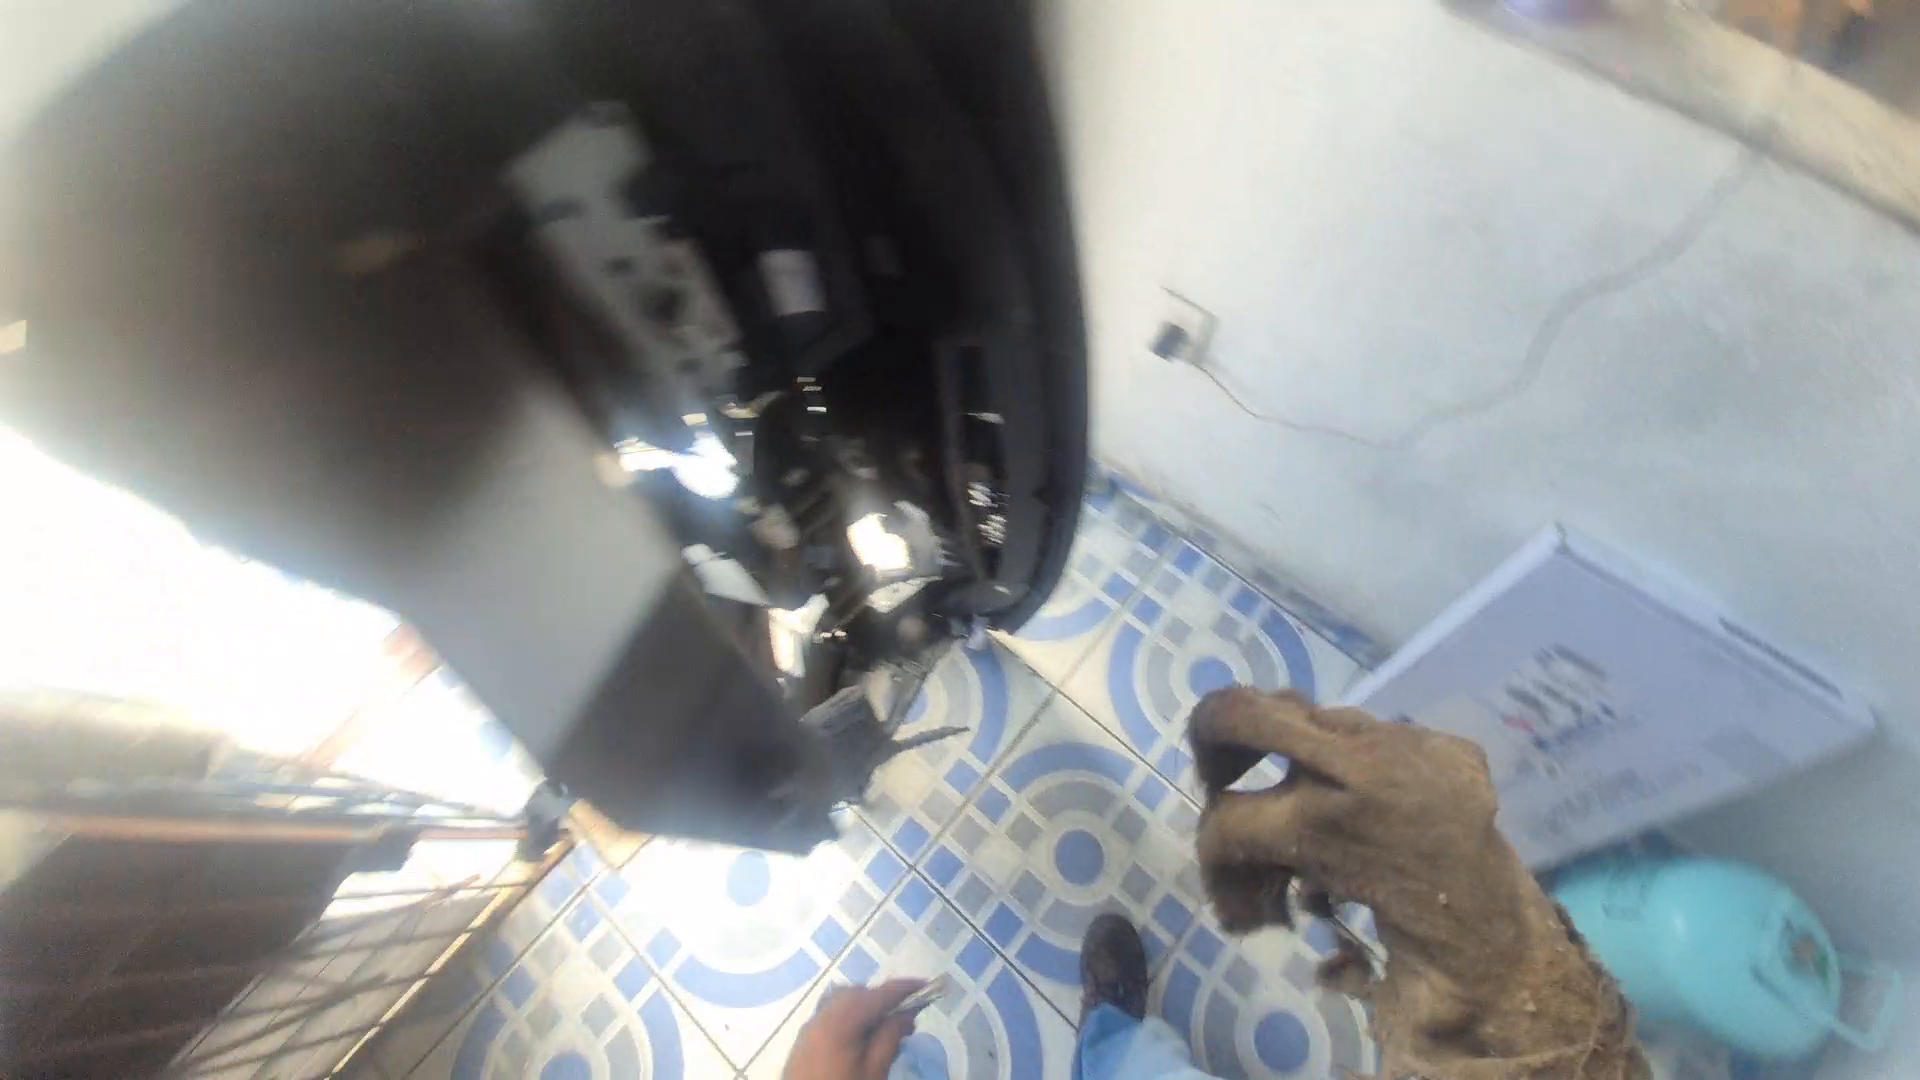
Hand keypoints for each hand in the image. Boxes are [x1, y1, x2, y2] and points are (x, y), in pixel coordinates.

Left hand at [782, 978, 926, 1079]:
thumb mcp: (874, 1073)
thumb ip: (890, 1037)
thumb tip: (906, 1012)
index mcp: (842, 1020)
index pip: (880, 994)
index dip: (905, 988)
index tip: (927, 986)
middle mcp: (823, 1015)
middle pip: (860, 993)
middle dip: (884, 1000)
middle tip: (906, 1022)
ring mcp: (810, 1026)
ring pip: (843, 1001)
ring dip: (865, 1008)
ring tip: (883, 1032)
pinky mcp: (803, 1041)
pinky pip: (830, 1015)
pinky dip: (848, 1017)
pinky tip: (858, 1039)